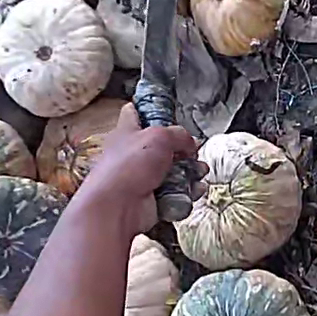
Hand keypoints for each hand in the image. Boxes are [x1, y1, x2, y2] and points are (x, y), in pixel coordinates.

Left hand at [68, 105, 199, 236]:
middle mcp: (134, 155)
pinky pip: (177, 192)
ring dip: (191, 171)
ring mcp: (144, 178)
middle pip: (163, 146)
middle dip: (183, 149)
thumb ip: (180, 135)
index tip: (166, 111)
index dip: (149, 109)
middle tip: (192, 151)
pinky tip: (195, 188)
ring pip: (174, 170)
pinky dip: (188, 191)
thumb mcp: (160, 137)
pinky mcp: (153, 198)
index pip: (135, 113)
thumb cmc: (128, 167)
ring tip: (199, 171)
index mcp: (128, 133)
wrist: (117, 207)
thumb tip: (191, 144)